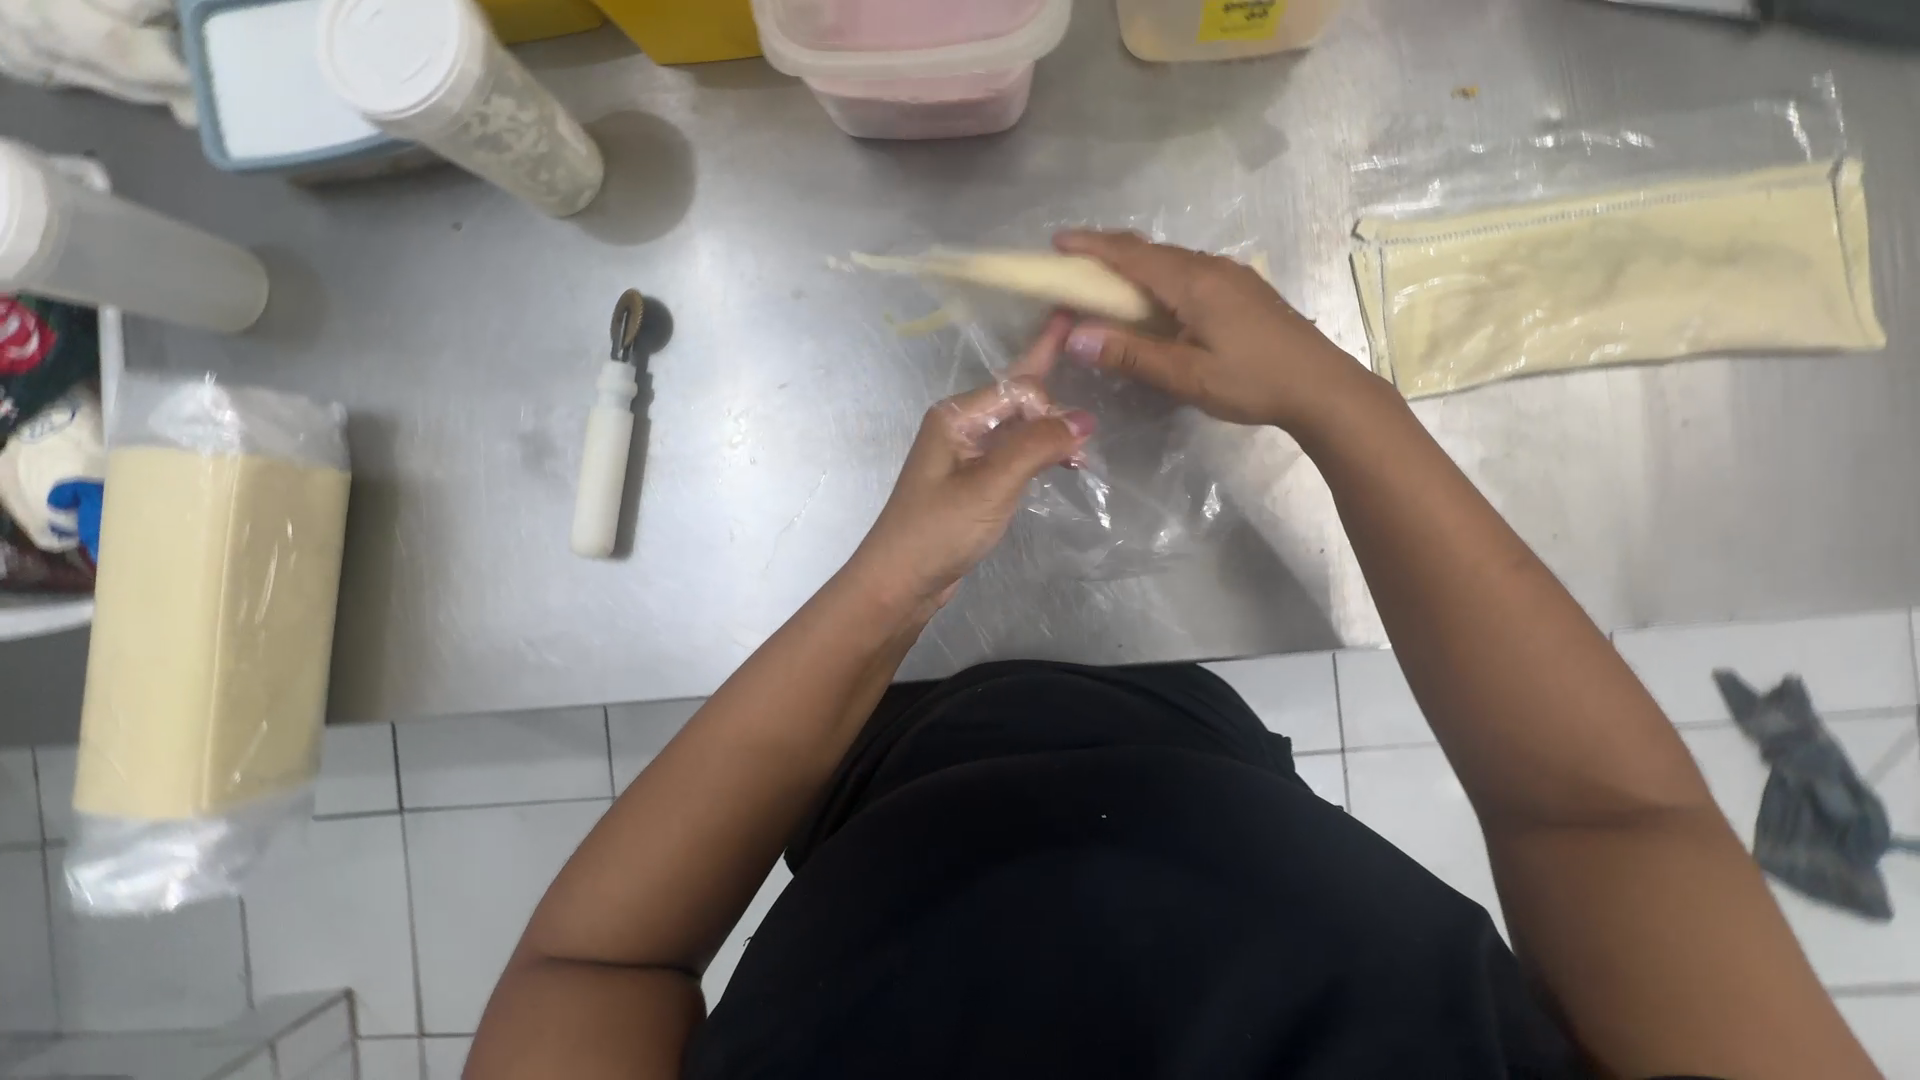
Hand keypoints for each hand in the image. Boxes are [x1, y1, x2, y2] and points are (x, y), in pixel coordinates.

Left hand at [847, 314, 1094, 614]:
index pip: (1017, 388)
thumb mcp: (992, 486)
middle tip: (1091, 432)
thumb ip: (1036, 447)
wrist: (901, 582)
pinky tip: (1063, 464)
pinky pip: (1014, 454)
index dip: (1050, 404)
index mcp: (956, 416)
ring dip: (1050, 433)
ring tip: (1086, 448)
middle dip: (1054, 407)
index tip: (1077, 439)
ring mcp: (966, 455)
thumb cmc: (939, 531)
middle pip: (1017, 401)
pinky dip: (1039, 456)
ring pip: (1018, 429)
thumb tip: (1085, 419)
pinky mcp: (974, 482)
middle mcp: (960, 426)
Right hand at [1053, 230, 1370, 430]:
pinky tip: (1153, 298)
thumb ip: (1130, 354)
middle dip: (1107, 252)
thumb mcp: (1186, 376)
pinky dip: (1157, 277)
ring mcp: (1230, 276)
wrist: (1322, 386)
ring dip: (1134, 265)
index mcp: (1193, 283)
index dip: (1092, 246)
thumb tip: (1074, 338)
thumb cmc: (1253, 381)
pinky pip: (1187, 271)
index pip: (1131, 255)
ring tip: (1105, 281)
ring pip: (1171, 260)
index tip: (1057, 241)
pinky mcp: (1241, 290)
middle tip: (1073, 262)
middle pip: (1150, 251)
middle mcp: (1211, 268)